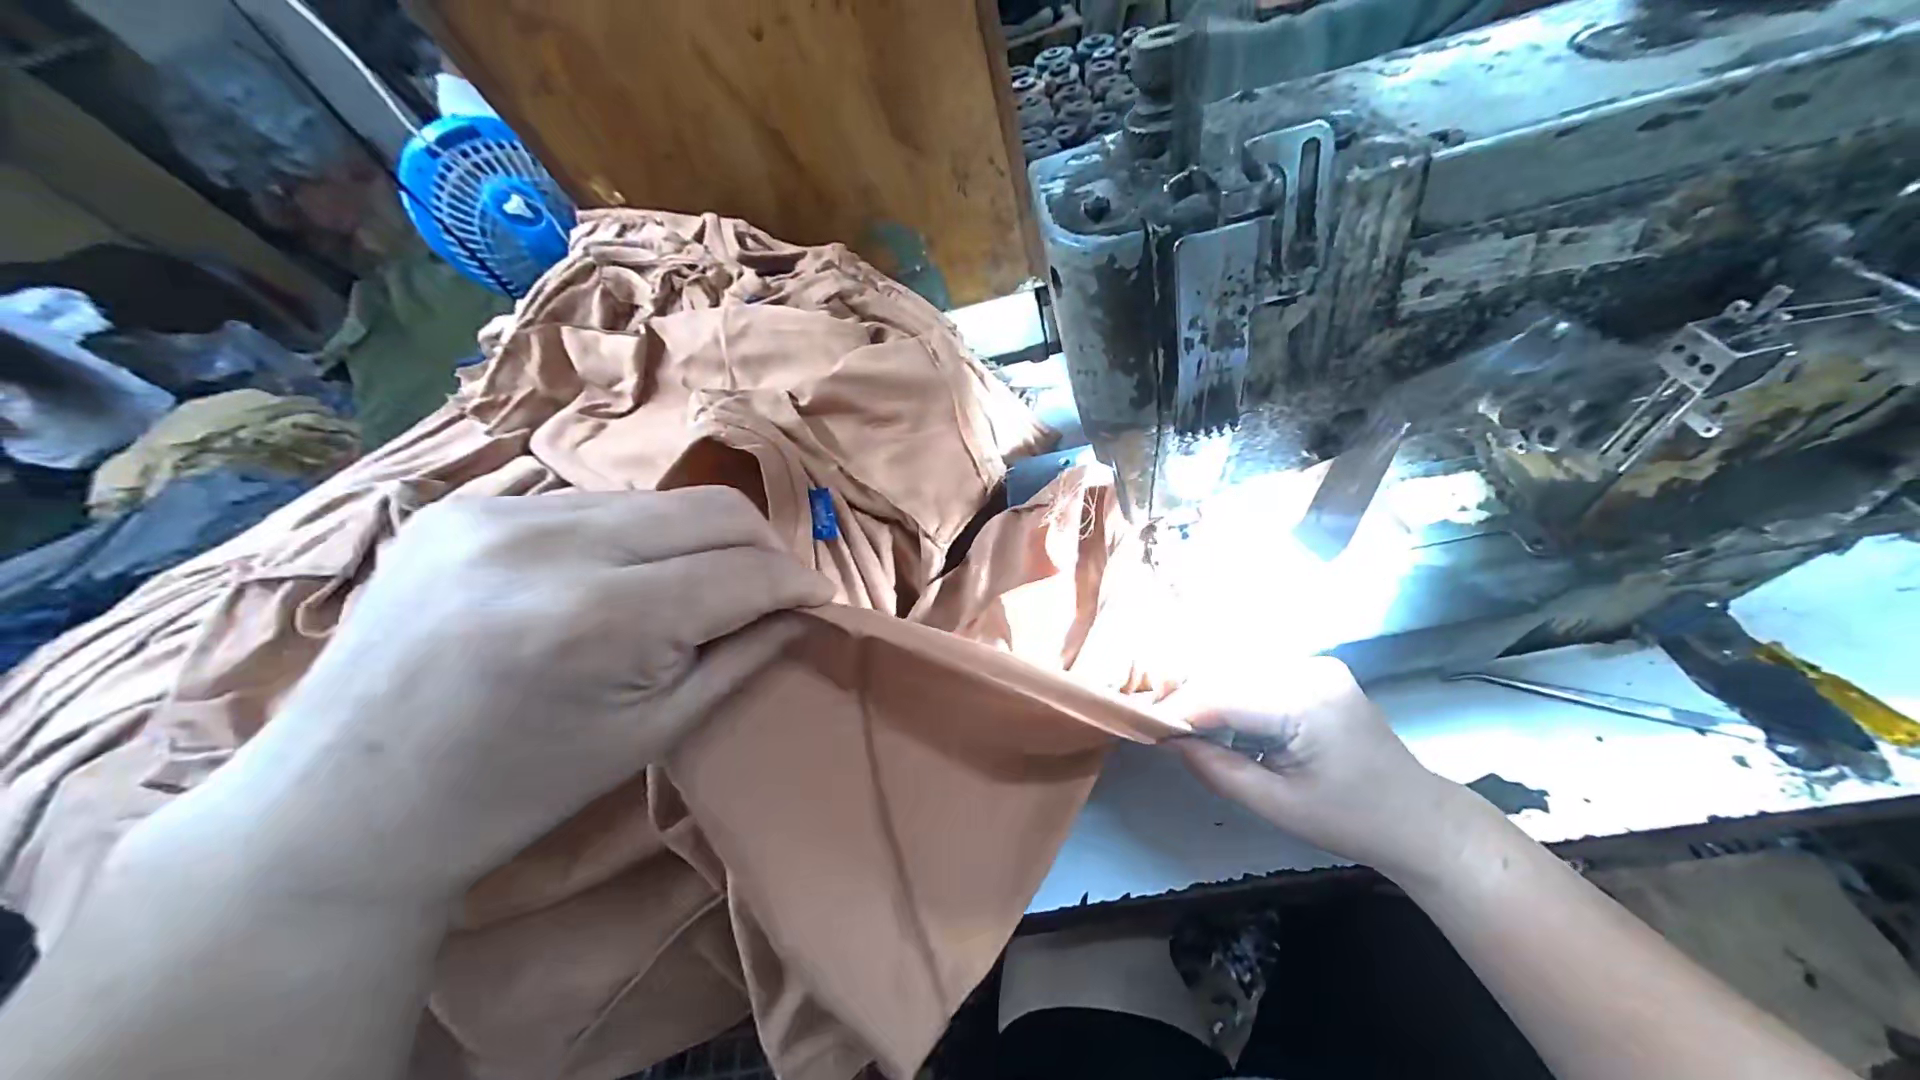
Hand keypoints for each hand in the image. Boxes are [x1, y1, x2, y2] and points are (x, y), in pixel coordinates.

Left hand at [149, 487, 832, 904]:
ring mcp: (497, 510)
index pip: (742, 570)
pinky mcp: (466, 505)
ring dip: (701, 540)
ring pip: (658, 500)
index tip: (819, 601)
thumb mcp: (653, 735)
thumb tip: (801, 612)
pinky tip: (627, 578)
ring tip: (701, 587)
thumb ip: (741, 658)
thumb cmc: (518, 790)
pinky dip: (638, 537)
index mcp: (598, 619)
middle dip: (764, 548)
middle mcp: (549, 541)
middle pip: (711, 509)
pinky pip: (596, 504)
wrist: (344, 804)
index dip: (796, 582)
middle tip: (776, 590)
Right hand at [1166, 656, 1485, 880]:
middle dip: (1188, 700)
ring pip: (1238, 672)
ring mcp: (1316, 666)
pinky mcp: (1315, 672)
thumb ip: (1215, 768)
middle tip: (1156, 726)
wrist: (1420, 819)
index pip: (1222, 695)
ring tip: (1180, 724)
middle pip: (1226, 676)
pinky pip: (1257, 677)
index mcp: (1307, 701)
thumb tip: (1167, 739)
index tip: (1142, 725)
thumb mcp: (1276, 805)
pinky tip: (1219, 719)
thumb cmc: (1351, 820)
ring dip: (1207, 696)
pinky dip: (1231, 696)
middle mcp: (1310, 669)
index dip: (1177, 709)